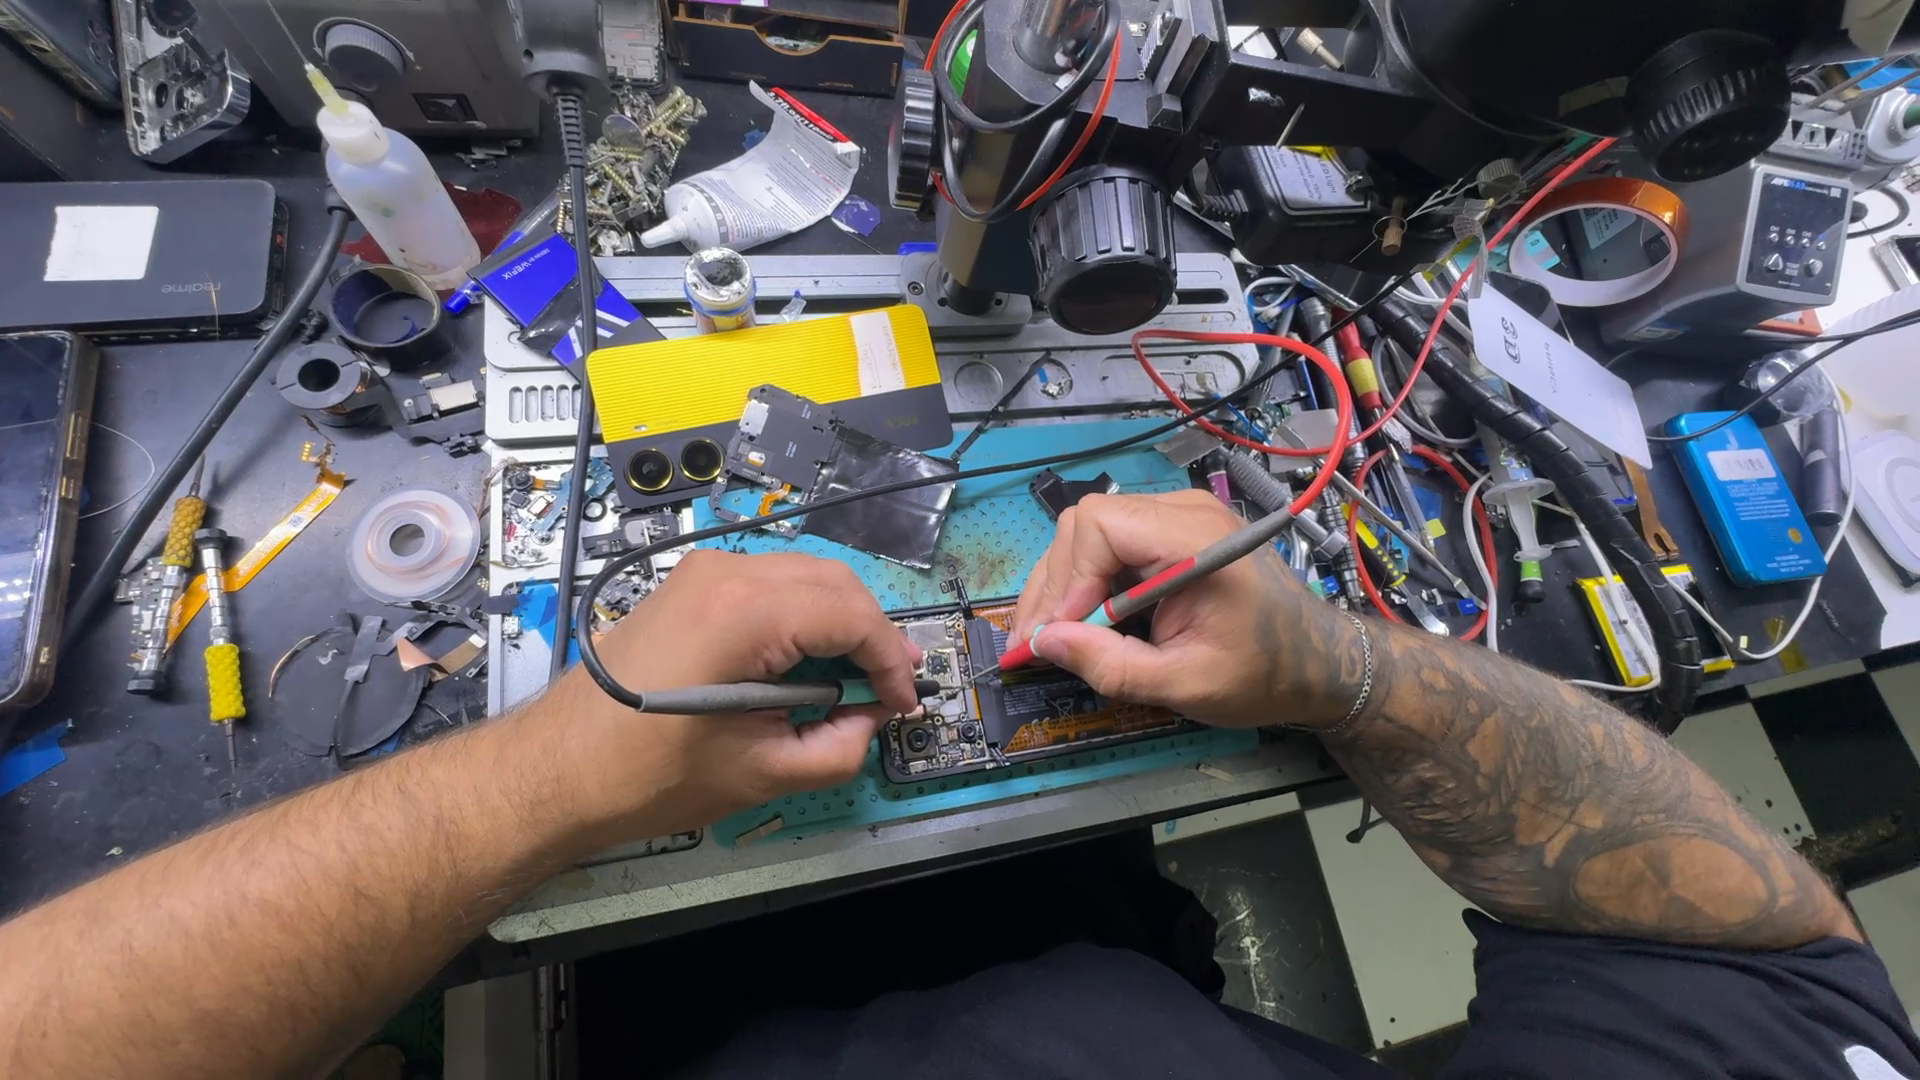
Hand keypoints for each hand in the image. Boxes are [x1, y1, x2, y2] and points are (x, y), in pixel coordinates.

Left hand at [539, 551, 922, 840]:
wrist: (554, 769)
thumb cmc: (649, 776)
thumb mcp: (762, 773)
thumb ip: (840, 745)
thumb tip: (874, 715)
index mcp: (744, 612)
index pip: (852, 616)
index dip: (890, 660)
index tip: (904, 700)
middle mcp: (728, 572)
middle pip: (837, 583)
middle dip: (873, 633)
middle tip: (890, 684)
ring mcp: (707, 570)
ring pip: (808, 576)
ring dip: (842, 620)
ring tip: (856, 673)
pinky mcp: (694, 582)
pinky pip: (774, 583)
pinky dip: (806, 614)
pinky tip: (809, 657)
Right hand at [1011, 490, 1362, 728]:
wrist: (1315, 661)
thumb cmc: (1263, 674)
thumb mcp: (1185, 684)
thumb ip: (1112, 665)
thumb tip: (1044, 642)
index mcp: (1195, 539)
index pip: (1100, 525)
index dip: (1069, 576)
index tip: (1058, 631)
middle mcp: (1182, 512)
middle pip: (1085, 524)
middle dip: (1056, 583)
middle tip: (1038, 641)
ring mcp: (1175, 518)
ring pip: (1088, 532)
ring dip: (1064, 583)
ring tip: (1051, 634)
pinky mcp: (1168, 533)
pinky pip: (1108, 544)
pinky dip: (1085, 581)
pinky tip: (1081, 618)